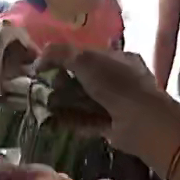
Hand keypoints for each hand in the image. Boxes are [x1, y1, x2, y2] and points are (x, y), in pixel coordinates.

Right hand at [39, 44, 179, 167]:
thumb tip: (37, 59)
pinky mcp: (111, 126)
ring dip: (64, 103)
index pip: (87, 54)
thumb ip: (60, 54)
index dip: (65, 58)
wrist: (141, 121)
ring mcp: (115, 104)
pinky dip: (70, 121)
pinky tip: (52, 121)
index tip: (44, 65)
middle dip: (62, 82)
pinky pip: (86, 121)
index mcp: (118, 58)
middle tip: (43, 87)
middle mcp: (118, 79)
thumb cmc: (116, 83)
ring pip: (83, 100)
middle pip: (84, 79)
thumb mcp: (86, 60)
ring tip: (42, 105)